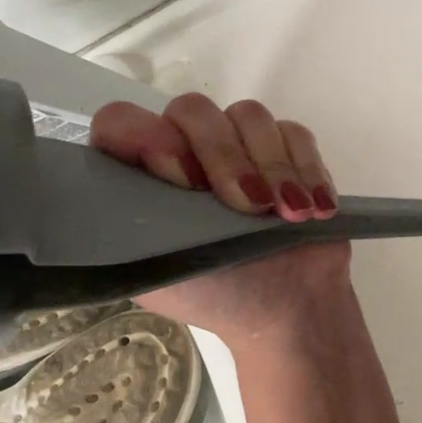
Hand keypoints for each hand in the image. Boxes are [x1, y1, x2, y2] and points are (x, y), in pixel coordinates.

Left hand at [91, 94, 350, 344]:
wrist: (289, 313)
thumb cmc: (219, 298)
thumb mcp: (159, 275)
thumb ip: (129, 227)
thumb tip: (107, 194)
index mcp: (145, 178)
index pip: (123, 123)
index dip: (149, 137)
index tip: (185, 179)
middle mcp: (186, 152)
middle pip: (193, 110)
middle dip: (224, 156)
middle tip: (250, 206)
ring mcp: (239, 147)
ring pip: (248, 115)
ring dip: (273, 166)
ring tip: (290, 214)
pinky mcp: (288, 151)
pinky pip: (294, 132)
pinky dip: (307, 170)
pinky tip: (314, 208)